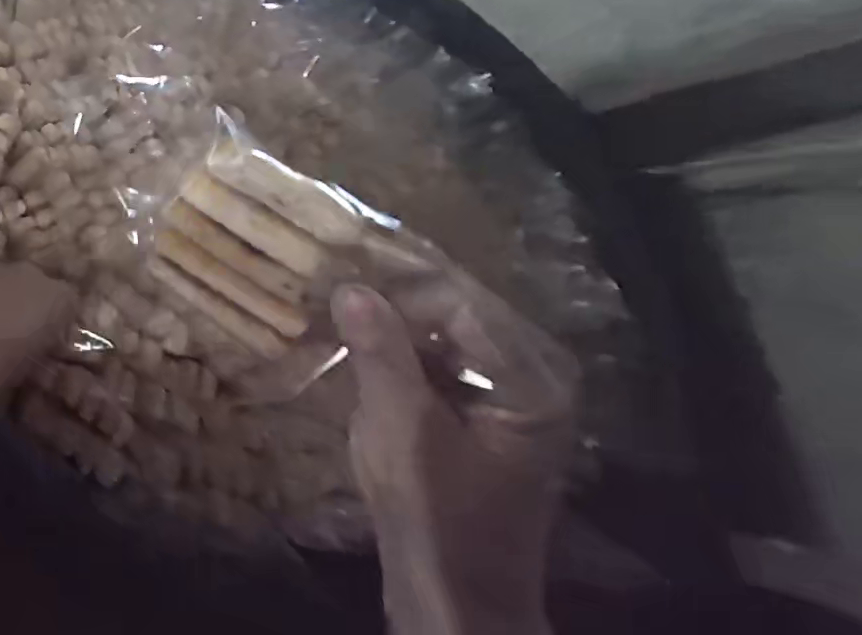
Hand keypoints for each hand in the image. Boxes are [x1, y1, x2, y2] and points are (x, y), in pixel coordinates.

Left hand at [0, 262, 74, 397]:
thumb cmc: (5, 369)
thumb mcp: (36, 365)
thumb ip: (43, 347)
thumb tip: (38, 346)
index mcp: (60, 298)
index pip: (69, 303)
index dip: (59, 322)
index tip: (49, 340)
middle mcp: (35, 274)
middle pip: (41, 284)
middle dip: (34, 302)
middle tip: (22, 329)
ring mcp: (2, 267)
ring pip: (12, 278)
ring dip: (8, 294)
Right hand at [333, 278, 577, 634]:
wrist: (452, 588)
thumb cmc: (435, 513)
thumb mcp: (401, 428)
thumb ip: (380, 352)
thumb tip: (350, 285)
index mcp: (533, 380)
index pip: (460, 300)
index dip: (396, 284)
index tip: (337, 274)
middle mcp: (531, 372)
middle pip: (454, 307)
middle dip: (390, 295)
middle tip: (328, 284)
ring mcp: (506, 386)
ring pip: (439, 325)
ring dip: (386, 315)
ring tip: (333, 303)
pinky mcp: (478, 401)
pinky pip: (433, 350)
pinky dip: (393, 340)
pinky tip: (353, 336)